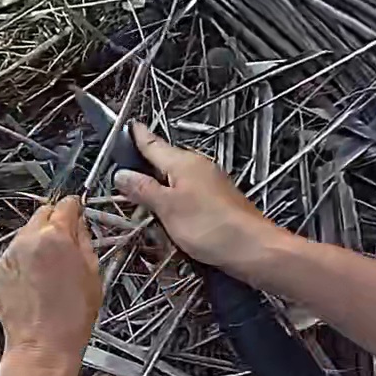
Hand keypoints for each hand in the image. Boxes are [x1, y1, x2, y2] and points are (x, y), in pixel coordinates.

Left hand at [0, 196, 101, 371]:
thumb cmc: (69, 318)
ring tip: (49, 271)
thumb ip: (85, 240)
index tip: (76, 211)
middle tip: (64, 244)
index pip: (65, 205)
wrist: (42, 347)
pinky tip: (32, 282)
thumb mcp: (93, 274)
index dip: (74, 208)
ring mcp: (8, 254)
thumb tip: (80, 225)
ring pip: (25, 235)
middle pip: (42, 215)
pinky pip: (10, 255)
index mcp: (56, 236)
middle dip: (54, 224)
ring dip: (36, 243)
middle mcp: (28, 239)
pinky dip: (20, 262)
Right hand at [113, 123, 290, 274]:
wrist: (254, 249)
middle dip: (144, 166)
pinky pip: (187, 194)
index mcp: (184, 163)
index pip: (153, 143)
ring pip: (175, 179)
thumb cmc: (214, 227)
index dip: (138, 136)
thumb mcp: (167, 208)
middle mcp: (199, 168)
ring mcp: (210, 184)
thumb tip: (121, 175)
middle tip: (124, 174)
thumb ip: (143, 189)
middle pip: (164, 161)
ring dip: (159, 186)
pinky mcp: (216, 201)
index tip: (130, 126)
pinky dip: (173, 200)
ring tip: (142, 199)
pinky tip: (168, 215)